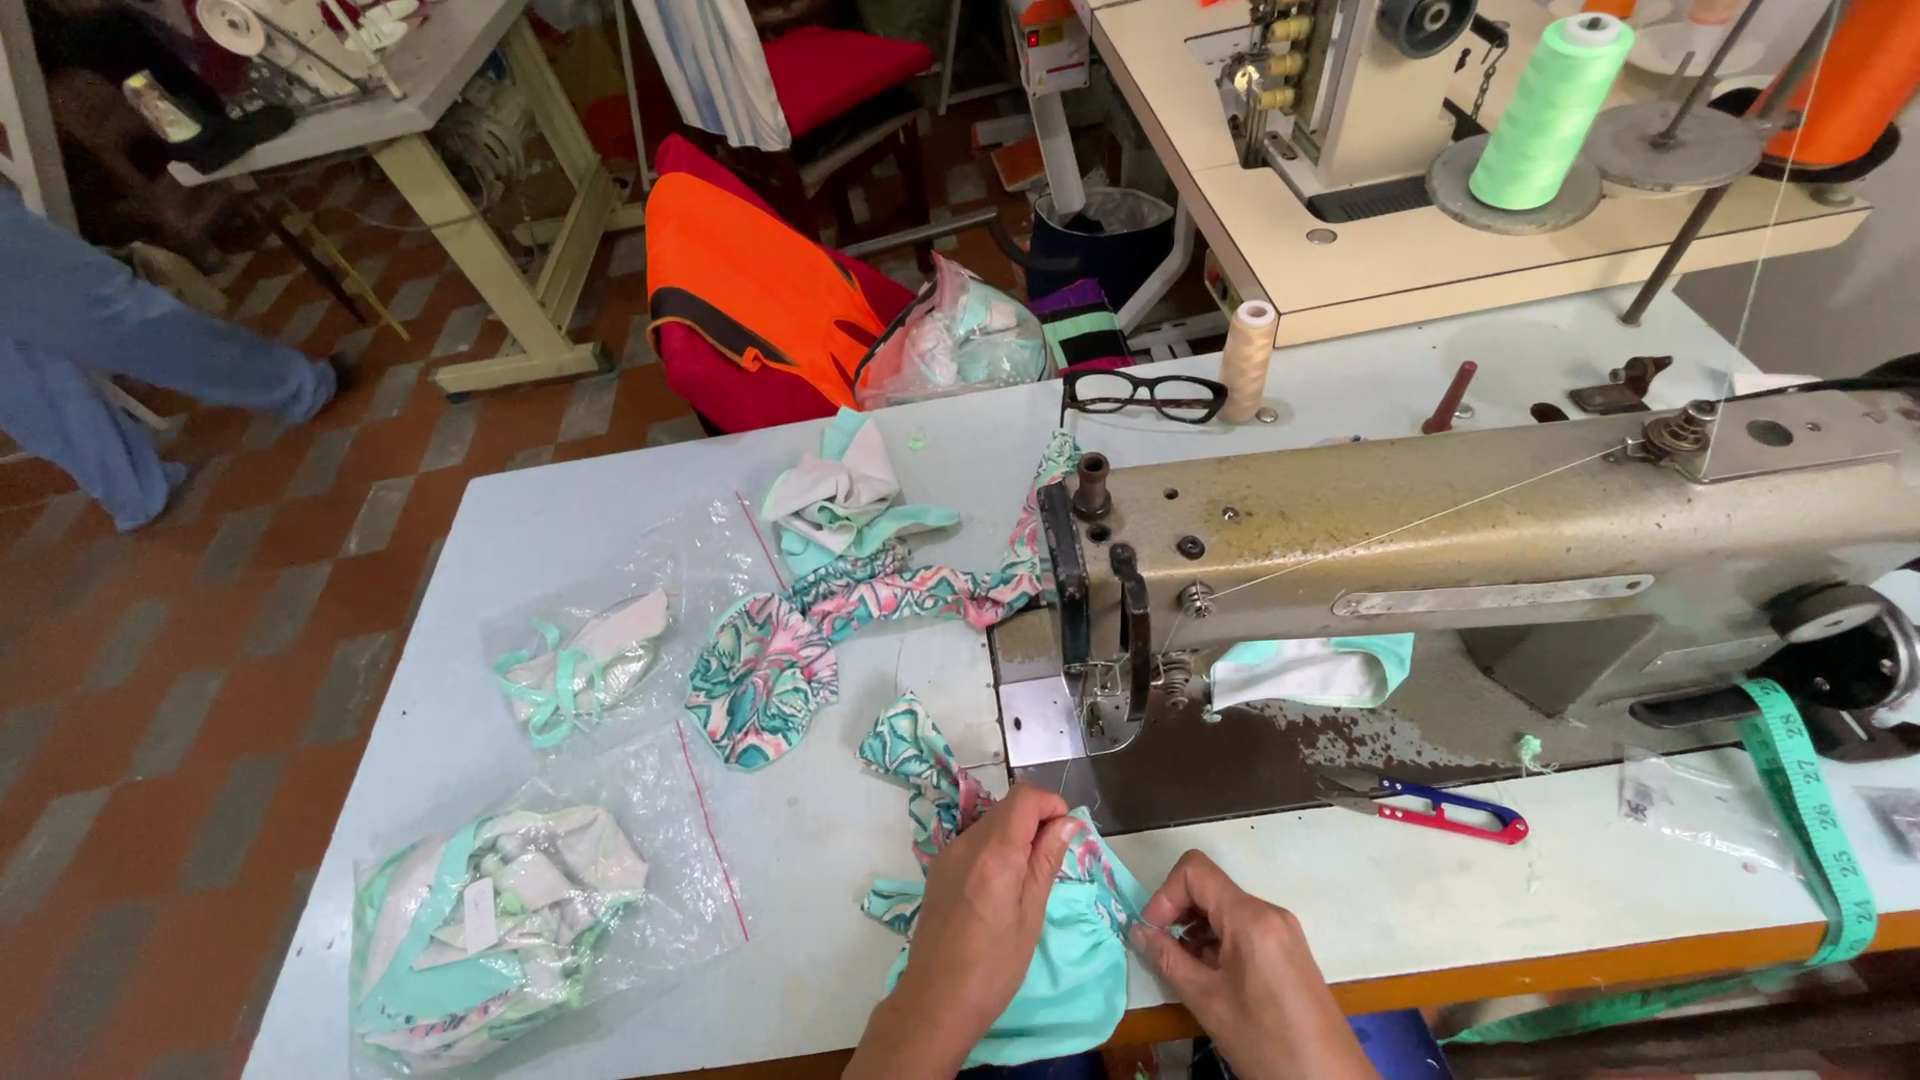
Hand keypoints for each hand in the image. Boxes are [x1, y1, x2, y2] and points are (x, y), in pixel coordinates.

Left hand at [844, 785, 1075, 1079]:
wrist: (935, 1000)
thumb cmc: (993, 967)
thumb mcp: (1031, 915)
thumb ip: (1046, 861)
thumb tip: (1068, 823)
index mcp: (994, 852)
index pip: (1025, 797)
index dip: (1051, 805)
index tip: (1067, 833)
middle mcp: (966, 842)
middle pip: (1007, 807)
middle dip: (1037, 819)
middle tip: (1053, 858)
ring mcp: (948, 853)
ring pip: (990, 822)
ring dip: (1016, 834)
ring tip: (1028, 878)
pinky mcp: (939, 868)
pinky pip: (974, 842)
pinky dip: (995, 848)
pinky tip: (1002, 886)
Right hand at [1130, 851, 1374, 1079]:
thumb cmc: (1266, 1042)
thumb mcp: (1207, 1002)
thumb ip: (1168, 959)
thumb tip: (1137, 930)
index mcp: (1250, 917)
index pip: (1195, 870)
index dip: (1165, 895)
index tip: (1153, 932)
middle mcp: (1269, 912)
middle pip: (1209, 887)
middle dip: (1178, 913)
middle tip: (1163, 952)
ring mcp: (1282, 930)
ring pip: (1224, 909)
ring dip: (1196, 930)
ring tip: (1187, 971)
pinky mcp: (1288, 949)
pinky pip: (1243, 928)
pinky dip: (1217, 942)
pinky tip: (1212, 978)